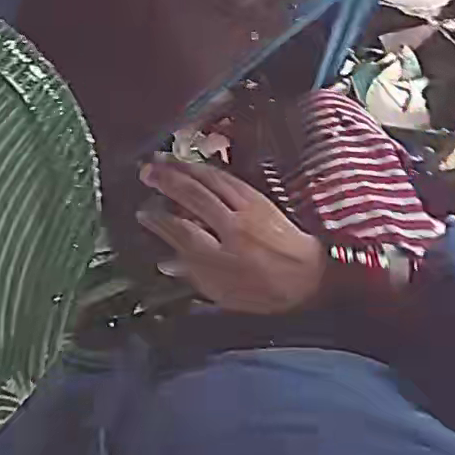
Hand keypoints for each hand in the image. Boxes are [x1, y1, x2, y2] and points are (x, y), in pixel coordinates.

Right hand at [136, 157, 329, 313]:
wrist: (312, 277)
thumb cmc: (265, 291)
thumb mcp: (227, 296)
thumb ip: (194, 276)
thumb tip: (165, 261)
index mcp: (224, 260)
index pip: (183, 232)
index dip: (159, 220)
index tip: (142, 212)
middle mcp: (234, 230)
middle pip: (194, 197)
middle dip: (166, 181)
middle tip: (144, 172)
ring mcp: (247, 211)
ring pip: (209, 181)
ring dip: (181, 167)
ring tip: (159, 158)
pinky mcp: (257, 198)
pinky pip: (226, 177)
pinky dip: (203, 168)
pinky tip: (189, 163)